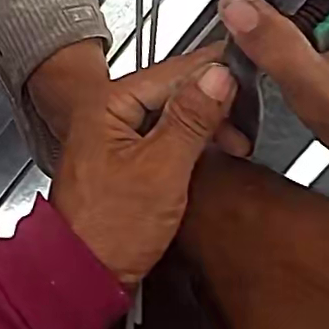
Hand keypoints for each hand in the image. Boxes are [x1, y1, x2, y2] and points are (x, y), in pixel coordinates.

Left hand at [48, 52, 235, 285]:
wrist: (83, 270)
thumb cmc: (108, 225)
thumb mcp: (161, 168)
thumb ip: (190, 120)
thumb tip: (216, 78)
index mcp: (107, 102)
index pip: (168, 71)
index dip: (209, 66)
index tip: (242, 59)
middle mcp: (105, 110)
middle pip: (168, 90)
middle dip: (209, 99)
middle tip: (246, 113)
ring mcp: (113, 134)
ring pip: (167, 113)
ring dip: (202, 122)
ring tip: (234, 139)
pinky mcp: (122, 157)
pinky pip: (161, 135)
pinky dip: (188, 141)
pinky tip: (209, 152)